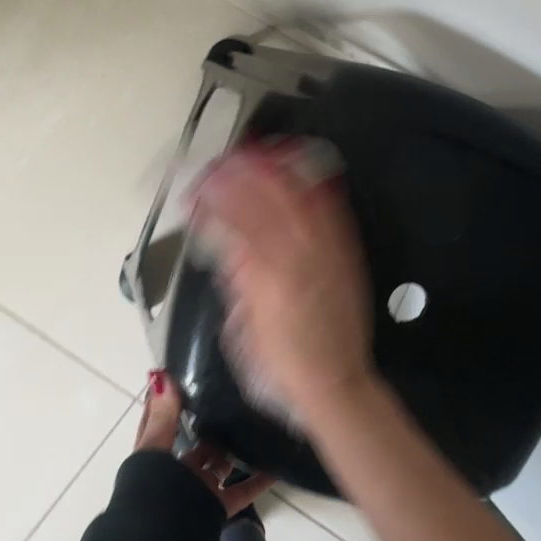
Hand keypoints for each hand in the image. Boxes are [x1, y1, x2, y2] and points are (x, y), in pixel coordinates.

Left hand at [134, 370, 272, 514]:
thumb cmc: (151, 490)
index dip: (168, 404)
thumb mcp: (153, 449)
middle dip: (210, 427)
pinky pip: (242, 490)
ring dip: (235, 450)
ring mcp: (197, 490)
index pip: (160, 425)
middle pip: (195, 446)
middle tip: (233, 400)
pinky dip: (259, 480)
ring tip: (256, 424)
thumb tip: (161, 376)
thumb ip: (163, 416)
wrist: (162, 538)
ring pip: (220, 465)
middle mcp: (175, 473)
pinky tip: (276, 465)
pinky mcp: (218, 506)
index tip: (184, 378)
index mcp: (154, 458)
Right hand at [192, 145, 376, 425]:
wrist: (336, 385)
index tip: (195, 192)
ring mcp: (324, 255)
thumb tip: (228, 254)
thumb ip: (236, 286)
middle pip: (262, 202)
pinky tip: (301, 171)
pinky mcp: (345, 258)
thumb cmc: (283, 369)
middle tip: (218, 165)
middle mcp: (295, 261)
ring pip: (296, 200)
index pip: (231, 225)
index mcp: (263, 280)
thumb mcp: (241, 331)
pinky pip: (330, 212)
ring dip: (271, 172)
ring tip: (253, 154)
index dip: (211, 202)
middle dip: (237, 176)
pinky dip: (312, 188)